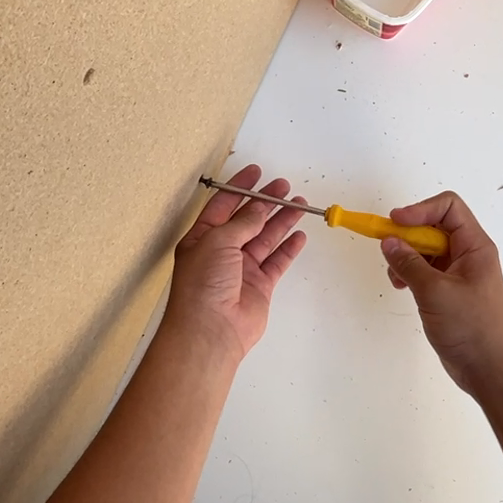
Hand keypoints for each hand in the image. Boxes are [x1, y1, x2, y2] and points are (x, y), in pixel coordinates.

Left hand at [163, 164, 308, 364]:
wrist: (212, 330)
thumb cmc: (203, 285)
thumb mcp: (218, 241)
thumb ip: (242, 222)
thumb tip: (259, 208)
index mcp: (202, 238)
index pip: (223, 205)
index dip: (240, 187)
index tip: (257, 172)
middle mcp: (221, 251)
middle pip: (248, 220)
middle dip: (266, 202)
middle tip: (284, 187)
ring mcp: (242, 269)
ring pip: (266, 238)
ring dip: (281, 220)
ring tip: (299, 204)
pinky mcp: (260, 286)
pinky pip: (277, 261)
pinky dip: (289, 248)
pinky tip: (299, 235)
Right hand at [379, 191, 502, 398]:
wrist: (494, 371)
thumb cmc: (472, 327)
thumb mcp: (435, 292)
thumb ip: (409, 264)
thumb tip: (388, 241)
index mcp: (474, 246)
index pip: (448, 207)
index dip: (420, 209)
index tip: (394, 222)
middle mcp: (467, 255)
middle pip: (434, 227)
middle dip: (408, 236)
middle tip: (388, 251)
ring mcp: (458, 275)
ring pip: (426, 250)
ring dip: (406, 257)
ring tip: (395, 277)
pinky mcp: (449, 293)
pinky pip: (425, 271)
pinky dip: (409, 274)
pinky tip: (401, 287)